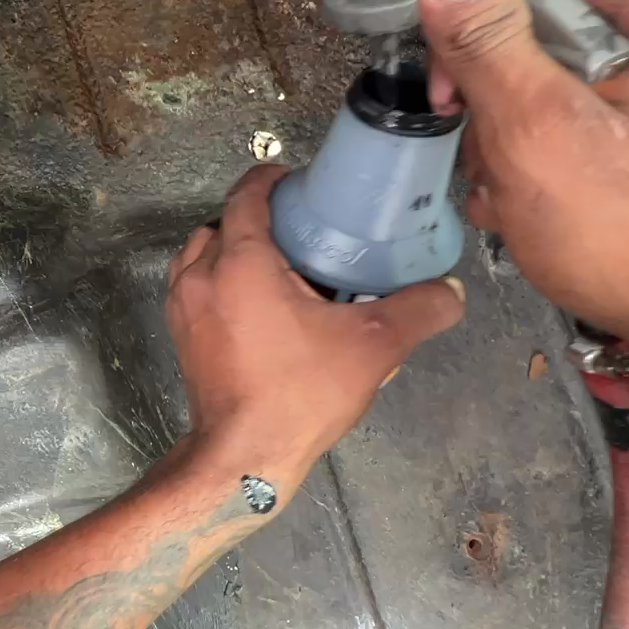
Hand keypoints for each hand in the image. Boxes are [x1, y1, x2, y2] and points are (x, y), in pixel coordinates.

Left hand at [163, 165, 464, 498]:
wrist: (243, 450)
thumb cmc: (300, 391)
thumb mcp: (372, 346)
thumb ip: (419, 309)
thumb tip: (450, 290)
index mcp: (239, 262)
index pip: (246, 197)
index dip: (268, 178)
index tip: (293, 178)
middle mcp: (200, 274)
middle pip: (221, 223)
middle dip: (253, 217)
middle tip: (296, 229)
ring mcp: (181, 303)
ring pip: (198, 252)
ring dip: (228, 247)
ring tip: (274, 264)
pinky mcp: (177, 330)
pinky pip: (191, 283)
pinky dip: (214, 277)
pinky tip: (252, 302)